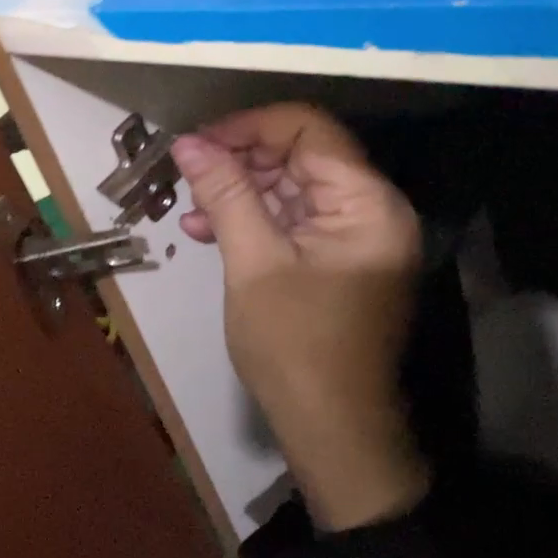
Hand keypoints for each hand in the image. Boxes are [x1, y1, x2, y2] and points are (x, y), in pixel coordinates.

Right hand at [171, 103, 430, 528]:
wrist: (331, 429)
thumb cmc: (295, 345)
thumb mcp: (253, 262)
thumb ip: (225, 193)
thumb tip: (187, 141)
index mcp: (366, 203)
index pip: (309, 130)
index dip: (249, 127)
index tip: (197, 143)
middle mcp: (370, 208)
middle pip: (299, 153)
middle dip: (239, 159)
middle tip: (187, 173)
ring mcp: (354, 234)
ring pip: (289, 184)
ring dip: (237, 190)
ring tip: (190, 205)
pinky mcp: (335, 256)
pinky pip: (290, 217)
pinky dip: (250, 218)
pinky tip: (205, 229)